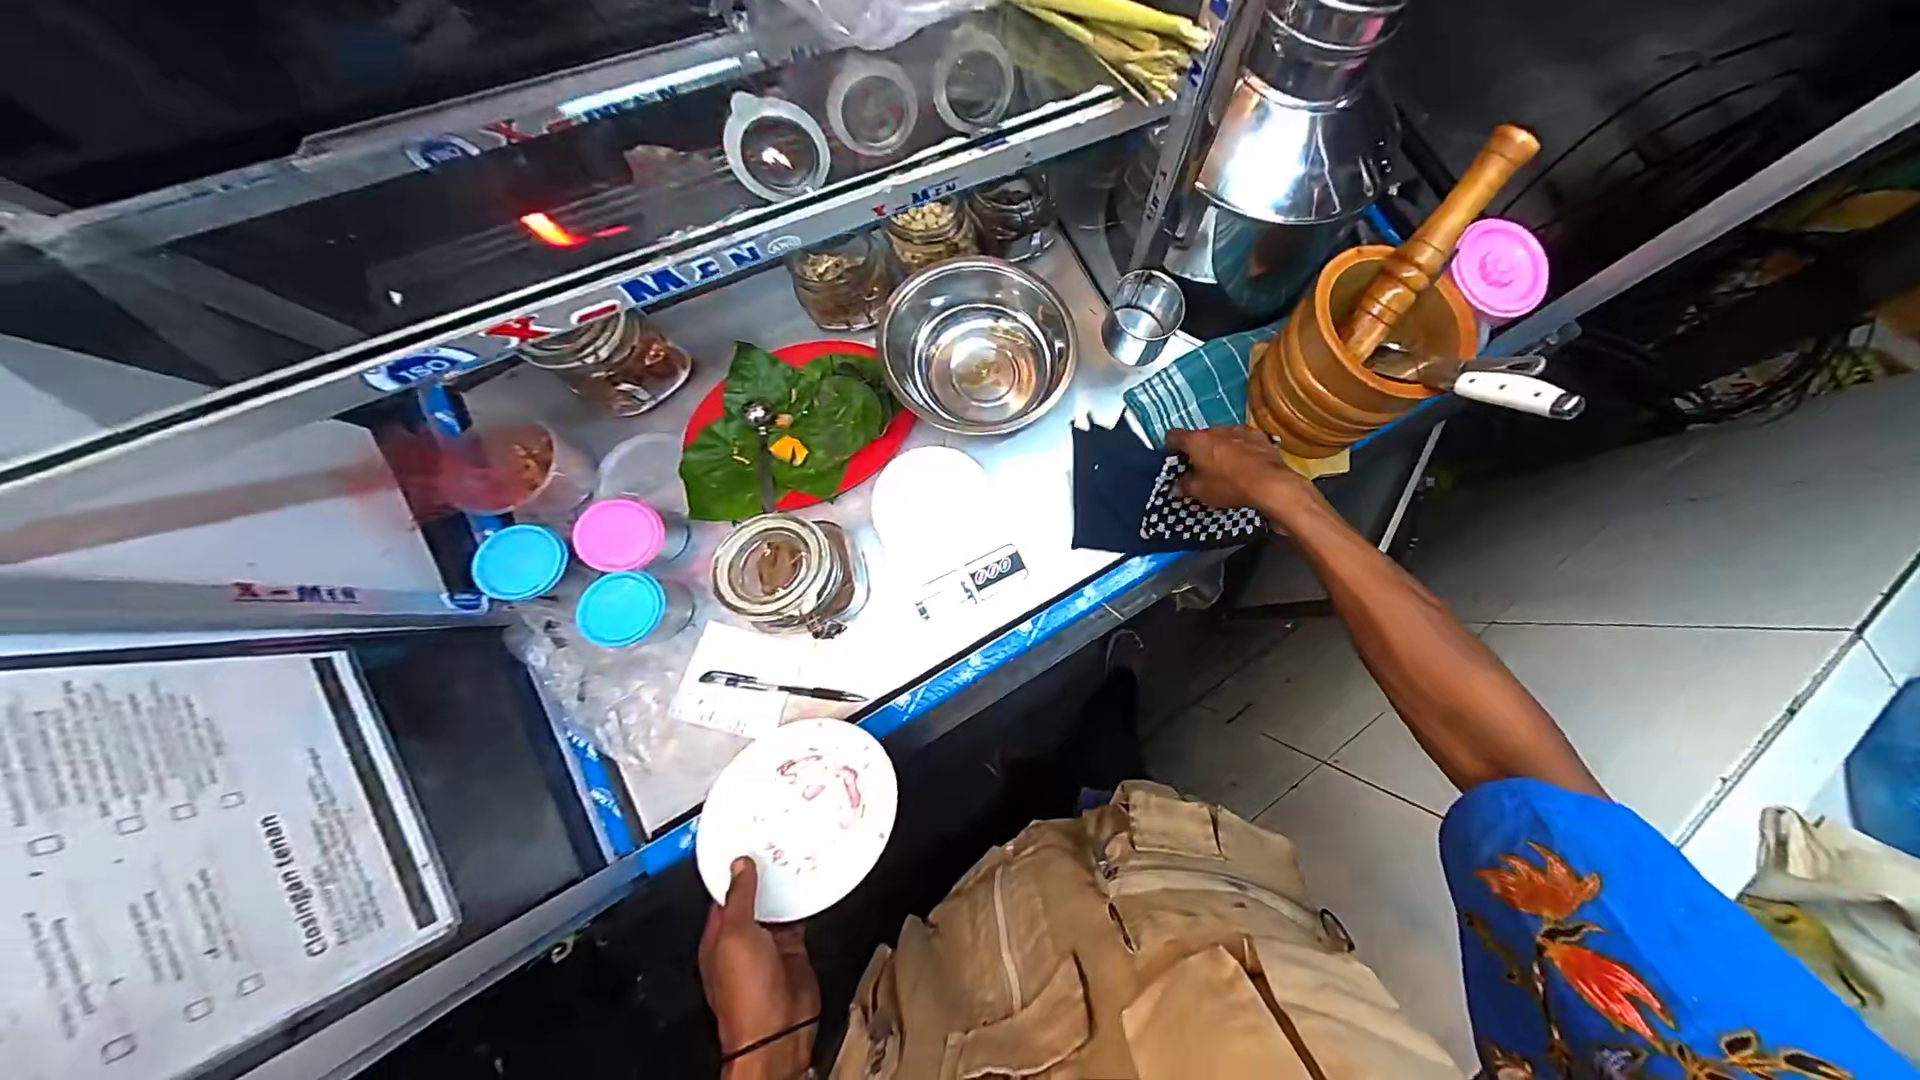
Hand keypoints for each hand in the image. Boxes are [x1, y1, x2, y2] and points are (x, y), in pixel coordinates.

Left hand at [700, 858, 819, 1077]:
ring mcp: (768, 943)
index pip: (724, 893)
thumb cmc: (746, 993)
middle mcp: (742, 938)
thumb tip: (738, 866)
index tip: (747, 843)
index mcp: (718, 936)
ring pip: (776, 903)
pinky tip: (809, 883)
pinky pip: (797, 916)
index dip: (734, 868)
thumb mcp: (735, 934)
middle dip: (762, 873)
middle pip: (753, 896)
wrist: (778, 1028)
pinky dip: (803, 900)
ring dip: (783, 885)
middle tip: (775, 843)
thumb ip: (739, 897)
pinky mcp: (792, 947)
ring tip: (794, 855)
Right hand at [1165, 425, 1308, 511]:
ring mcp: (1240, 430)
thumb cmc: (1228, 486)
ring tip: (1224, 467)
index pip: (1173, 435)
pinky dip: (1240, 450)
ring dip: (1220, 448)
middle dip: (1198, 450)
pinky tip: (1244, 465)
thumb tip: (1175, 487)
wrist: (1271, 484)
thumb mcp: (1200, 491)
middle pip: (1200, 436)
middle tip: (1200, 468)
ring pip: (1223, 437)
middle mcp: (1216, 430)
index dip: (1170, 446)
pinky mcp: (1260, 437)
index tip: (1173, 458)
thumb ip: (1184, 486)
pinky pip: (1243, 441)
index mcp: (1196, 440)